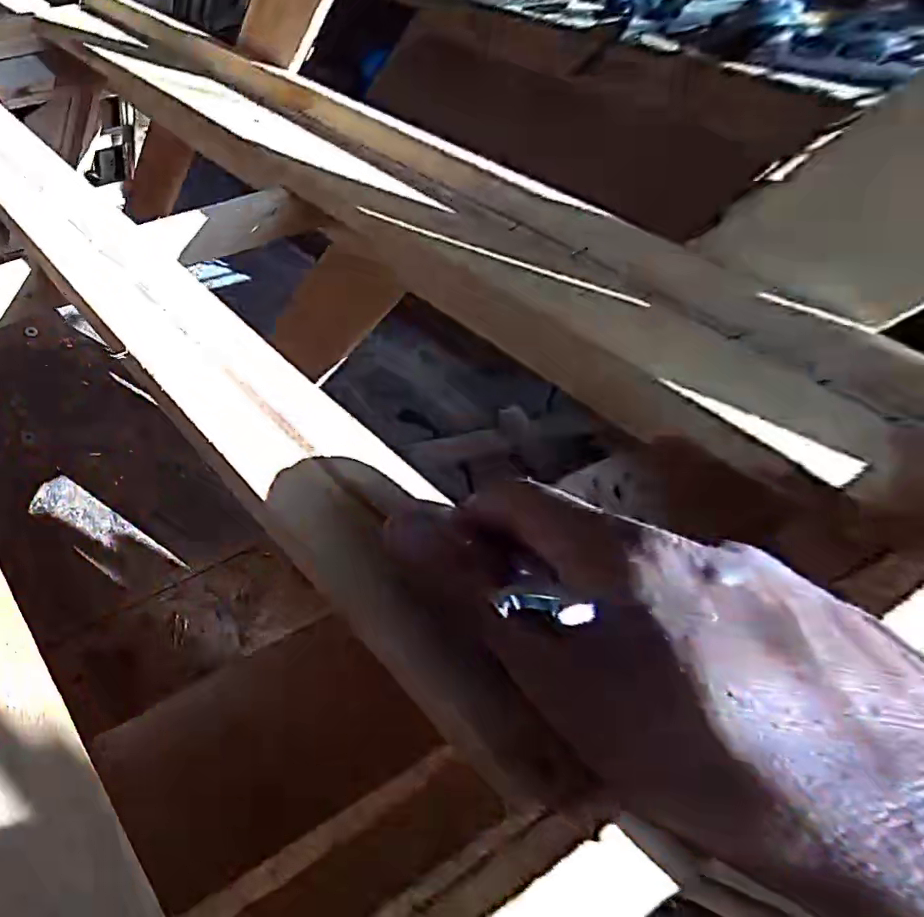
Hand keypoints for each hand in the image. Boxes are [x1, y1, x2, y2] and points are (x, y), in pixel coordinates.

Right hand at [386, 480, 923, 916]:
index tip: (462, 574)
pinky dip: (704, 630)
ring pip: (665, 572)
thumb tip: (399, 522)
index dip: (468, 525)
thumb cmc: (699, 757)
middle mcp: (704, 548)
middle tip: (544, 641)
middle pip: (588, 535)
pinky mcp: (856, 631)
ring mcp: (789, 586)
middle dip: (545, 572)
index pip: (512, 496)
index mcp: (624, 551)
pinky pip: (742, 606)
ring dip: (625, 602)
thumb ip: (471, 594)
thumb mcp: (555, 681)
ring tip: (640, 680)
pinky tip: (732, 699)